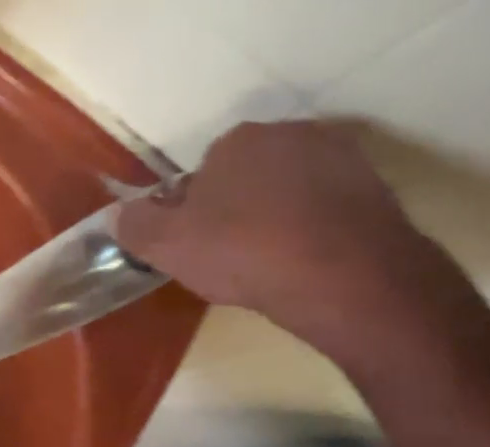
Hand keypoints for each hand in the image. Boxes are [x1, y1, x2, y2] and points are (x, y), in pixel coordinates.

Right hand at [117, 121, 454, 337]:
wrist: (339, 271)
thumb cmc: (241, 252)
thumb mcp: (166, 247)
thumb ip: (136, 226)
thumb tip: (118, 213)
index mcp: (235, 141)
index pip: (202, 174)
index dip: (194, 212)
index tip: (196, 246)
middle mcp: (288, 132)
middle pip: (247, 175)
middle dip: (237, 208)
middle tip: (230, 256)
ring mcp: (336, 154)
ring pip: (287, 189)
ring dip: (275, 217)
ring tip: (269, 262)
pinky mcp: (371, 183)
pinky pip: (324, 204)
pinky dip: (312, 226)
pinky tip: (304, 261)